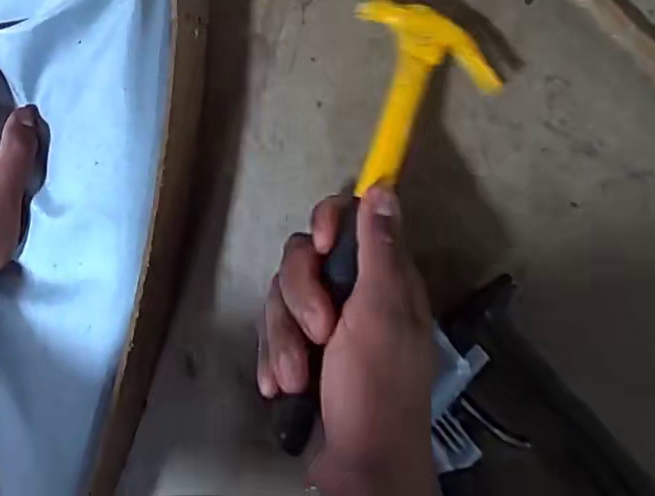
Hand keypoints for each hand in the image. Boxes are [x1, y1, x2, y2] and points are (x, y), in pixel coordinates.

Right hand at [258, 187, 436, 492]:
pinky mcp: (298, 347)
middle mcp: (351, 288)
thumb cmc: (377, 387)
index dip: (328, 220)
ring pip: (281, 294)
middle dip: (301, 295)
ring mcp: (323, 319)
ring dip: (283, 338)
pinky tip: (282, 387)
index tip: (322, 246)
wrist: (358, 471)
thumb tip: (384, 187)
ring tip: (296, 377)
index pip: (348, 216)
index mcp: (380, 273)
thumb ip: (379, 249)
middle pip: (304, 255)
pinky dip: (272, 358)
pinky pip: (270, 331)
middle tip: (318, 332)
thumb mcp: (381, 313)